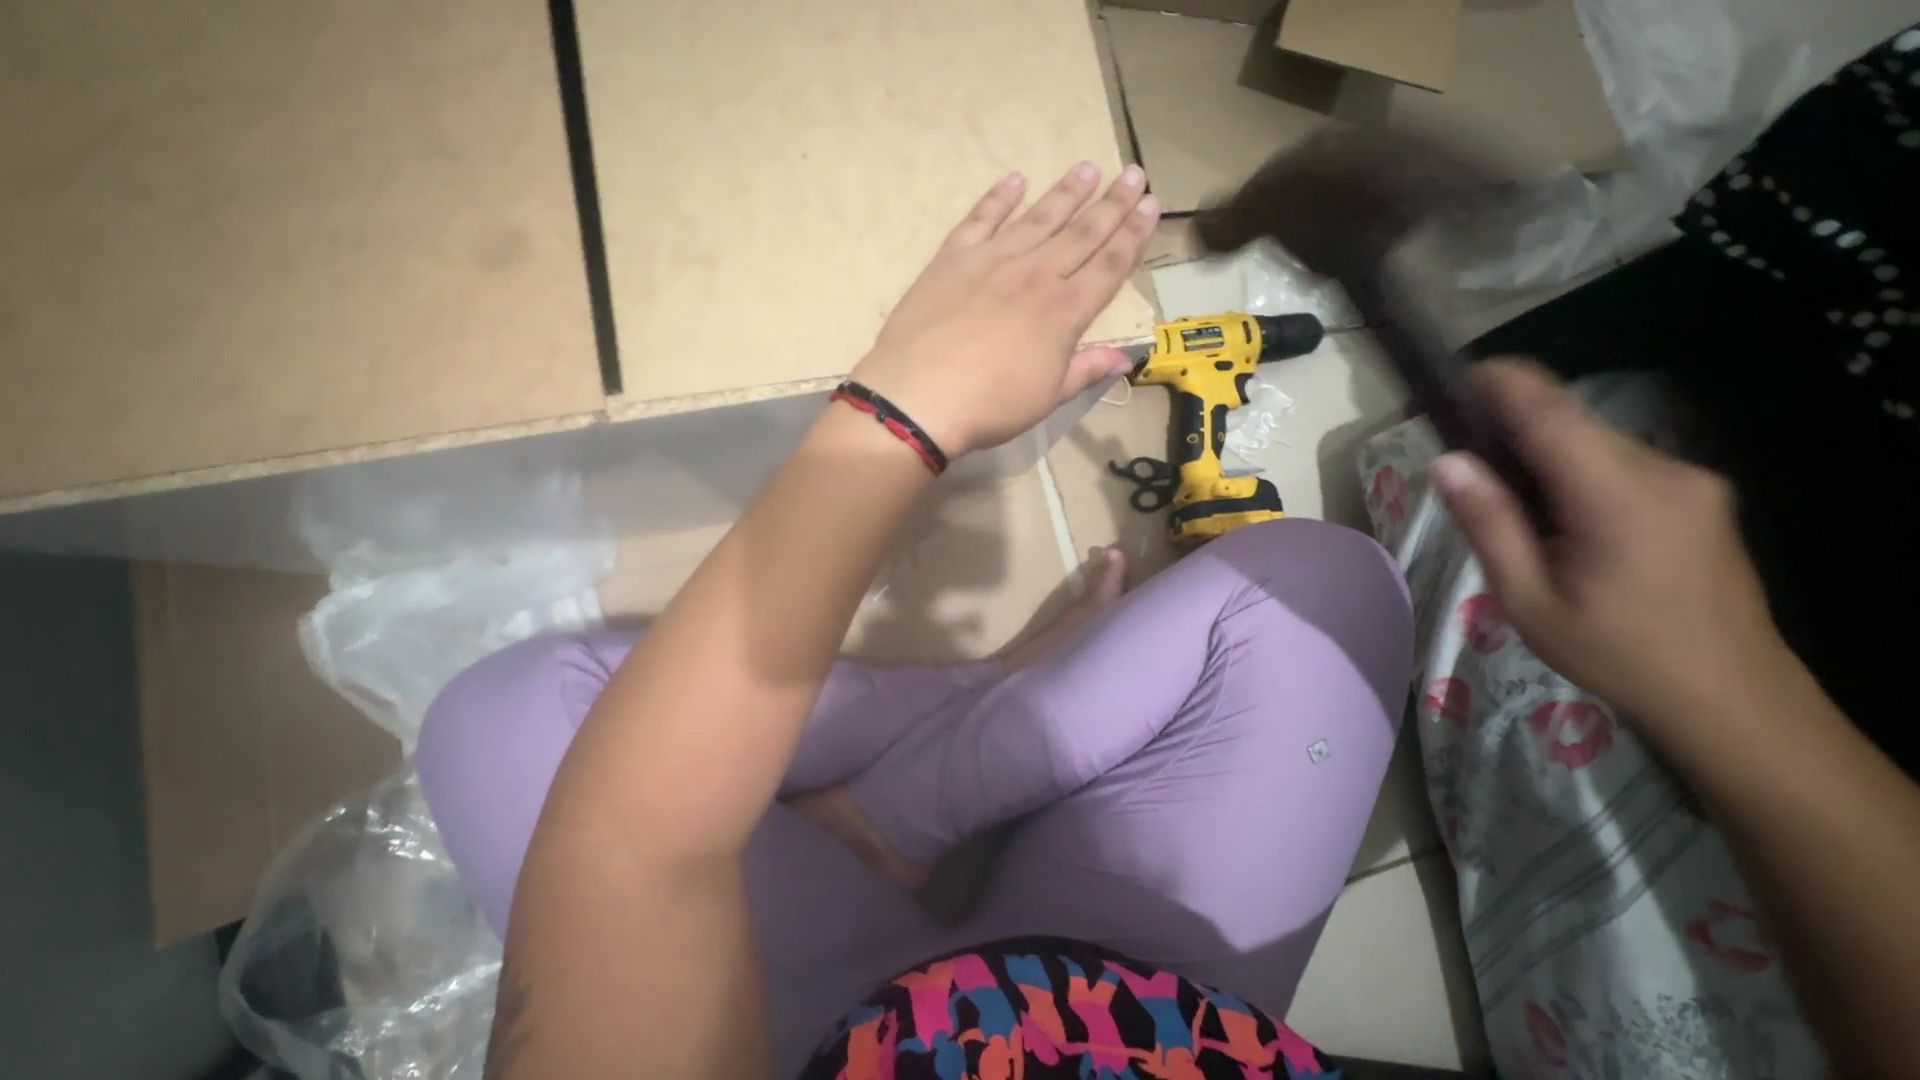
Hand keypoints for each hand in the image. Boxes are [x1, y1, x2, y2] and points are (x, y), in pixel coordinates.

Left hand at [849, 163, 1159, 456]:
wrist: (917, 397)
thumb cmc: (989, 407)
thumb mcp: (1046, 398)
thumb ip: (1085, 370)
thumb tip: (1124, 358)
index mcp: (1065, 312)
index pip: (1110, 265)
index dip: (1133, 235)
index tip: (1151, 206)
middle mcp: (1035, 275)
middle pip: (1082, 232)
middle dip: (1112, 203)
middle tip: (1133, 173)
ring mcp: (992, 261)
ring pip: (1038, 217)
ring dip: (1066, 192)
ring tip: (1087, 168)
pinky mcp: (952, 259)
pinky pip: (981, 220)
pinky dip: (999, 198)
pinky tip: (1016, 180)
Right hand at [1428, 360, 1788, 733]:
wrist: (1730, 696)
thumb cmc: (1616, 653)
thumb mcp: (1529, 600)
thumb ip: (1488, 524)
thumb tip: (1446, 460)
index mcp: (1618, 496)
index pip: (1552, 413)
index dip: (1504, 383)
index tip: (1457, 375)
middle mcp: (1663, 471)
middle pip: (1572, 425)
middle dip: (1515, 428)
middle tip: (1464, 460)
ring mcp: (1690, 480)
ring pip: (1596, 443)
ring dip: (1545, 454)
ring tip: (1508, 502)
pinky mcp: (1699, 495)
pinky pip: (1622, 463)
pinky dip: (1578, 472)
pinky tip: (1559, 519)